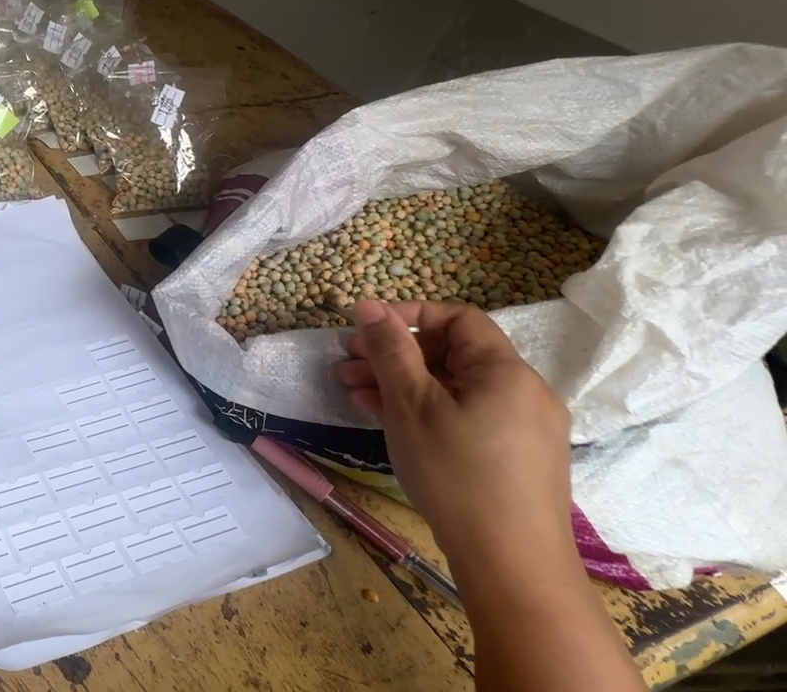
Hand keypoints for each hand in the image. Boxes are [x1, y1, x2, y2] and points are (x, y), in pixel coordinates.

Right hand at [335, 299, 573, 570]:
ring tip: (353, 392)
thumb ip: (390, 350)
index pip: (458, 318)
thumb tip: (369, 306)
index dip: (407, 315)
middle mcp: (523, 391)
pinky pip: (463, 412)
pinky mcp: (514, 455)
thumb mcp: (411, 404)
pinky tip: (385, 419)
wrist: (511, 562)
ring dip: (400, 381)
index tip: (362, 329)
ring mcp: (522, 426)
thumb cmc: (457, 472)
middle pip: (451, 352)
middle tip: (345, 363)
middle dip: (393, 352)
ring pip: (452, 385)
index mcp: (506, 372)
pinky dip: (423, 407)